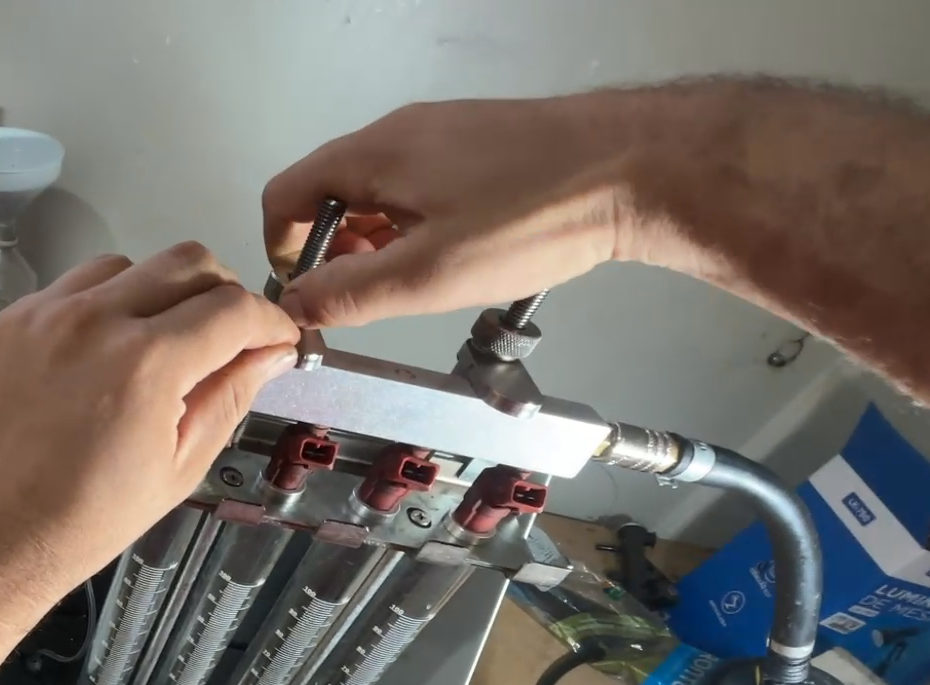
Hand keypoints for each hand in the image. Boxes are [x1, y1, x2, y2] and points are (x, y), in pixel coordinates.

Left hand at [0, 243, 298, 615]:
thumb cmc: (88, 521)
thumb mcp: (178, 469)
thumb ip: (228, 397)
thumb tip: (269, 353)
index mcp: (146, 363)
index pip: (233, 308)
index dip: (269, 321)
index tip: (274, 339)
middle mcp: (91, 320)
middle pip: (185, 262)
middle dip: (221, 293)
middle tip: (223, 336)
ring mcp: (37, 316)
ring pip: (122, 267)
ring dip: (154, 293)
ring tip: (152, 344)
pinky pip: (64, 292)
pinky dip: (95, 311)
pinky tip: (92, 358)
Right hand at [261, 94, 637, 326]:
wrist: (649, 166)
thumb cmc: (529, 221)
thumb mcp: (422, 276)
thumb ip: (344, 296)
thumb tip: (289, 308)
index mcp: (374, 154)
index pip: (285, 194)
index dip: (280, 248)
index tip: (310, 290)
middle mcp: (399, 132)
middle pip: (325, 192)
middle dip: (328, 250)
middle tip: (363, 293)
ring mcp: (440, 131)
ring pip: (370, 190)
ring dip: (367, 241)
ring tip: (407, 278)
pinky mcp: (475, 141)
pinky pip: (410, 183)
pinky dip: (403, 223)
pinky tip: (444, 250)